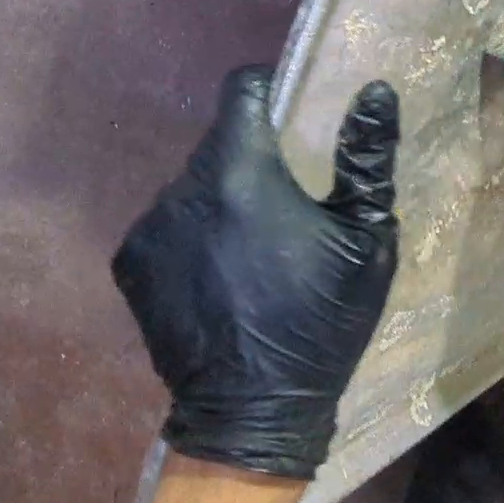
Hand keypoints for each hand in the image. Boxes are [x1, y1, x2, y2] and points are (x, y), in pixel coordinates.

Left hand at [113, 65, 398, 479]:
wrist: (254, 412)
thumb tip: (375, 91)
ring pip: (194, 181)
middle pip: (220, 139)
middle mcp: (183, 187)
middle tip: (288, 199)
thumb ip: (367, 158)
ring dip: (224, 194)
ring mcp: (149, 226)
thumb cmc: (321, 320)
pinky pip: (168, 221)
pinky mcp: (129, 262)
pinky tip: (220, 272)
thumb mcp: (365, 238)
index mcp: (243, 171)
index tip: (292, 116)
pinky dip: (195, 230)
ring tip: (255, 243)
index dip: (270, 90)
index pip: (242, 90)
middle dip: (254, 153)